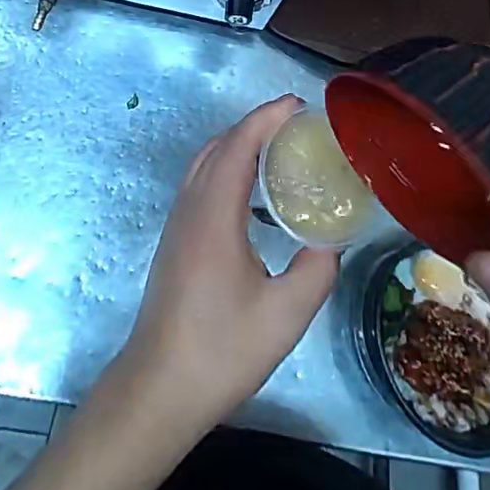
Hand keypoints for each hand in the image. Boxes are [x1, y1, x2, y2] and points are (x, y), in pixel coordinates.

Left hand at [2, 97, 338, 489]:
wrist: (159, 385)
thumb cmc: (221, 349)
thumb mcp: (285, 316)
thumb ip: (315, 270)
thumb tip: (329, 241)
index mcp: (213, 215)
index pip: (237, 146)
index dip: (265, 118)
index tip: (296, 104)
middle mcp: (190, 208)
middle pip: (218, 147)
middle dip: (254, 126)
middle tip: (294, 124)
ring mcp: (177, 223)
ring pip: (204, 164)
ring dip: (237, 146)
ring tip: (277, 150)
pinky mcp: (174, 239)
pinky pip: (200, 184)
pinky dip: (226, 169)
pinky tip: (250, 195)